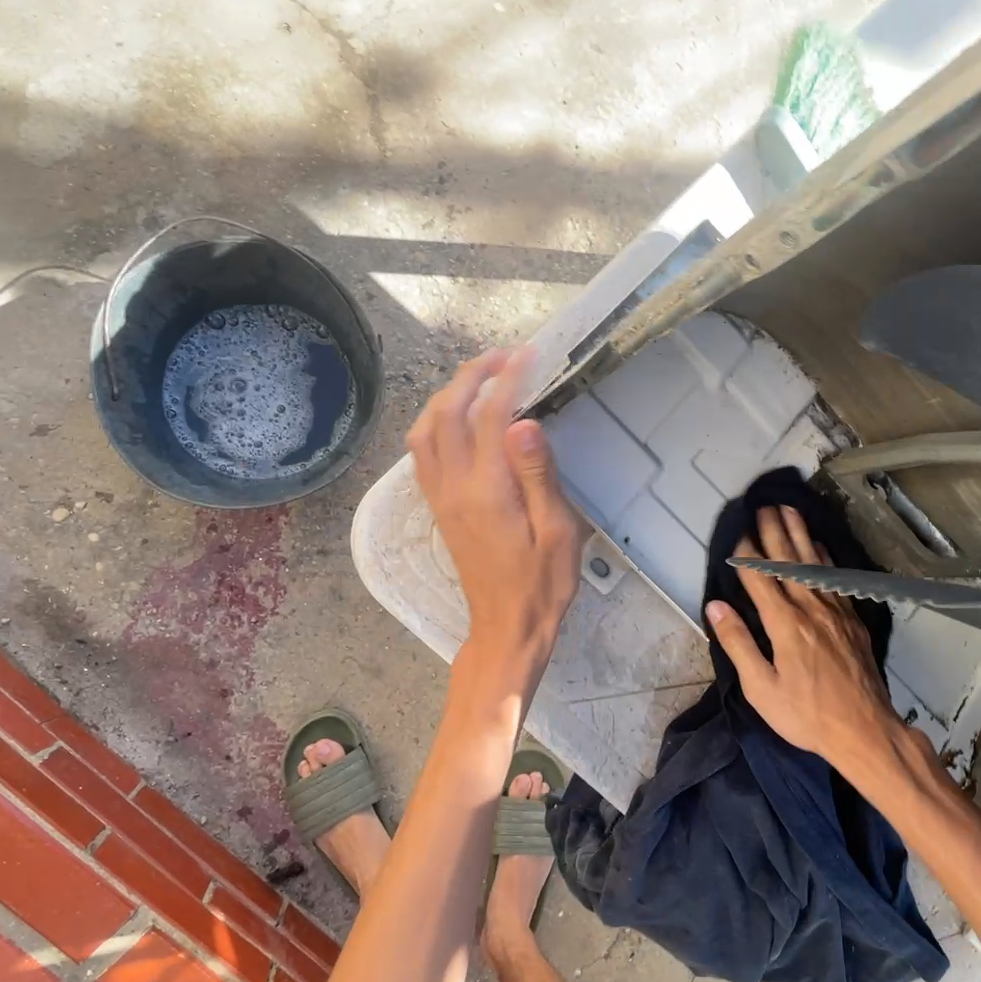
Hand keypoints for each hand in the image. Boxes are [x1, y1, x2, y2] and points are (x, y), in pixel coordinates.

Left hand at [407, 348, 582, 659]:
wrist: (506, 628)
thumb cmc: (542, 584)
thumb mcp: (557, 532)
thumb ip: (538, 475)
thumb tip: (523, 423)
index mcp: (486, 490)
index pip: (489, 417)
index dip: (506, 379)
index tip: (526, 353)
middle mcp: (453, 488)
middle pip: (446, 414)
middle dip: (470, 376)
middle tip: (502, 356)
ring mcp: (440, 498)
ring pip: (424, 430)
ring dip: (446, 395)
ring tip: (479, 379)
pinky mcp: (439, 508)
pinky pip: (423, 452)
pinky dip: (435, 421)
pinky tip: (457, 418)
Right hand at [707, 506, 906, 771]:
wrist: (865, 730)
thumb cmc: (806, 715)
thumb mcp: (762, 689)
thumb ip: (739, 643)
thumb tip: (717, 606)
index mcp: (784, 624)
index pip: (760, 577)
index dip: (746, 552)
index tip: (737, 529)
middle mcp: (810, 608)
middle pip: (789, 561)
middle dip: (774, 531)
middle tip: (763, 506)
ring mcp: (835, 611)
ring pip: (814, 563)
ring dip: (800, 534)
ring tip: (790, 510)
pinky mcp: (852, 619)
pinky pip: (835, 578)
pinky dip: (824, 558)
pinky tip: (819, 547)